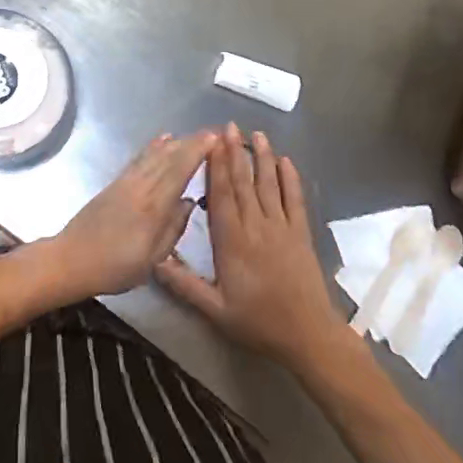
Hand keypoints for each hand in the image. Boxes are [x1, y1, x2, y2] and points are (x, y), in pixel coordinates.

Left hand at [51, 131, 217, 297]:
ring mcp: (124, 184)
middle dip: (190, 144)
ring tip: (192, 135)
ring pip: (152, 156)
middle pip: (167, 159)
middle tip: (212, 133)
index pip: (178, 172)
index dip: (197, 153)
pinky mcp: (113, 185)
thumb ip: (173, 228)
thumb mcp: (151, 259)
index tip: (214, 139)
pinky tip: (161, 141)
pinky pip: (137, 160)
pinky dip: (151, 148)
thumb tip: (190, 202)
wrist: (70, 260)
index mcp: (152, 208)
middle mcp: (139, 189)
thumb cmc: (114, 268)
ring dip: (174, 143)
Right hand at [155, 123, 349, 372]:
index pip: (222, 195)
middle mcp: (257, 227)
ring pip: (270, 185)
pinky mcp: (301, 235)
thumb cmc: (258, 322)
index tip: (211, 142)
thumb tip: (155, 261)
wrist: (308, 336)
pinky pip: (295, 200)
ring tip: (257, 134)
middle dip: (236, 152)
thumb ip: (184, 284)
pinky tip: (286, 162)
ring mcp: (283, 228)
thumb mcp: (214, 309)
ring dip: (263, 158)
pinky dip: (291, 179)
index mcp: (233, 242)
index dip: (217, 166)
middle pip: (245, 183)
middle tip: (230, 126)